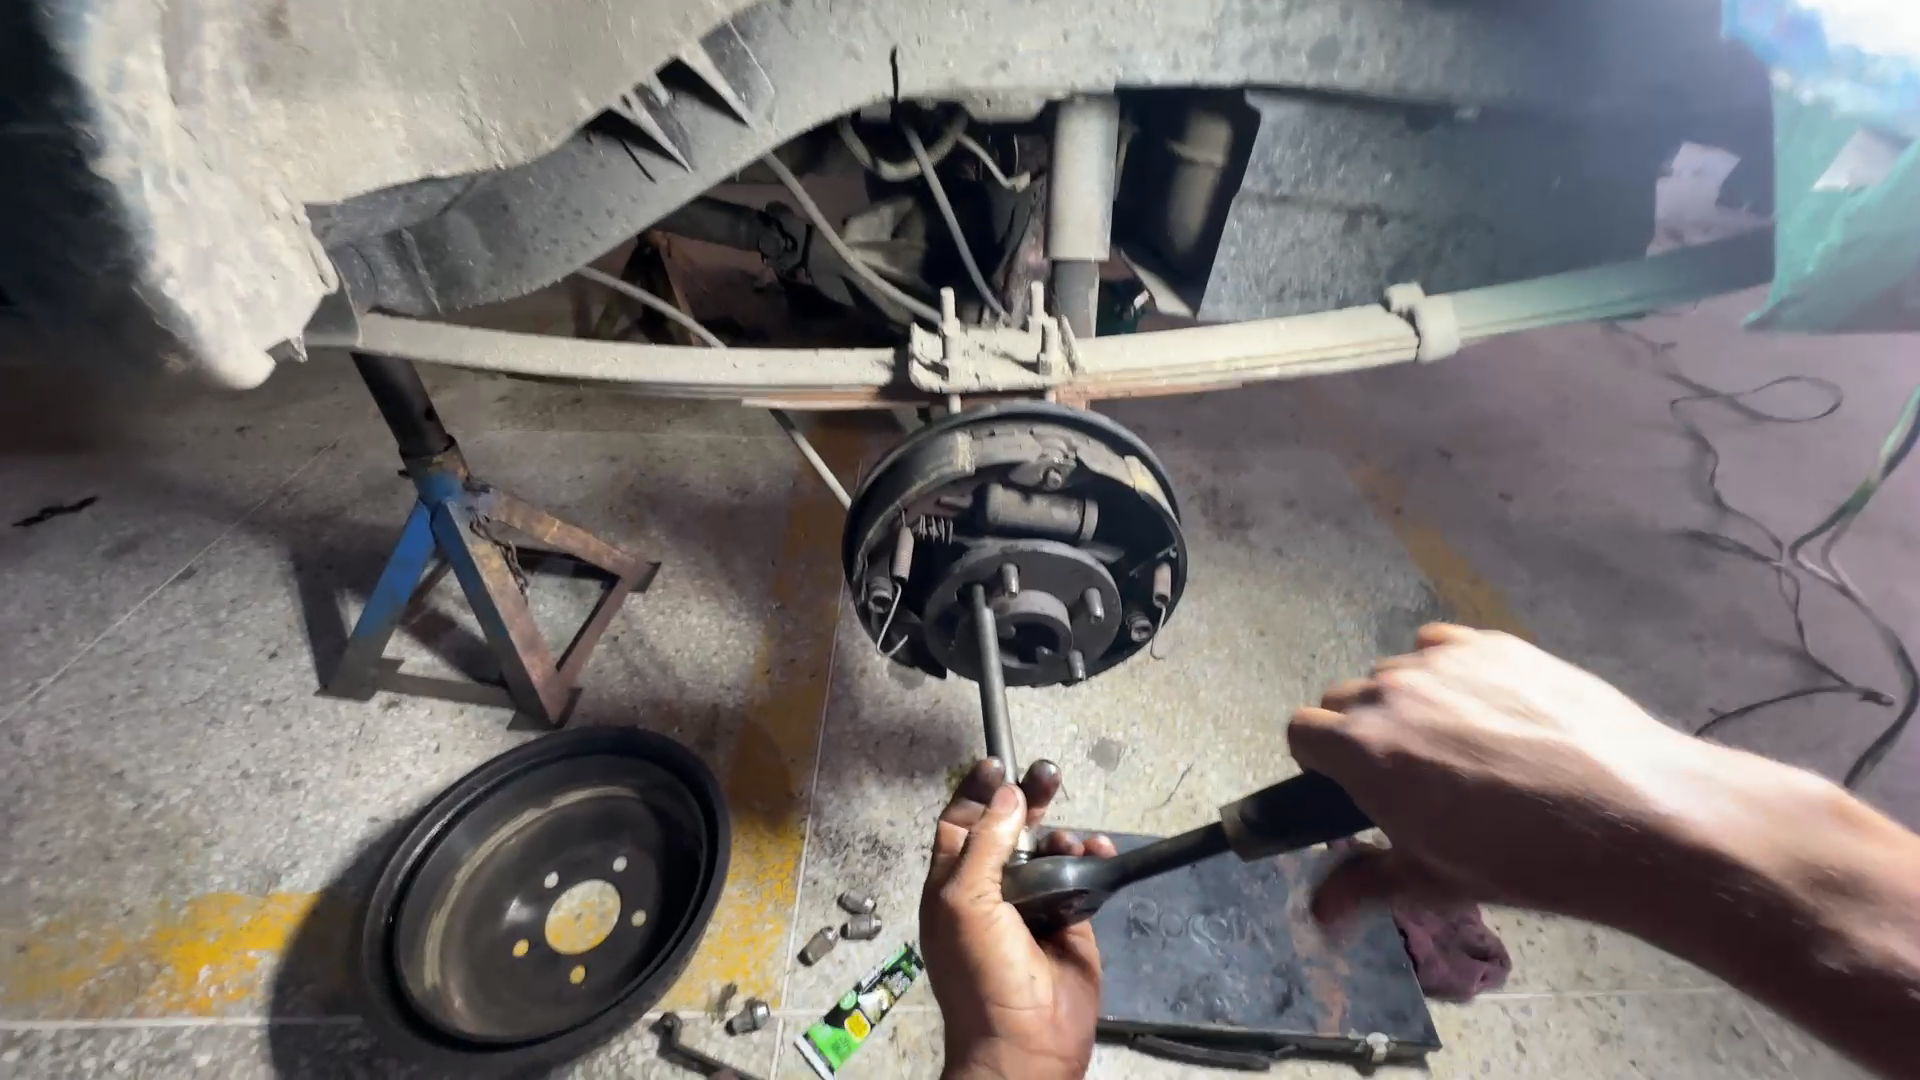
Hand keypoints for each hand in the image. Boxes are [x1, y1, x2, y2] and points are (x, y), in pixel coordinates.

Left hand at [920, 759, 1117, 1079]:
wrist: (1026, 1044)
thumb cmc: (981, 972)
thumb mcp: (965, 901)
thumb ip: (985, 842)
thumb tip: (1007, 795)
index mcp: (954, 881)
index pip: (961, 821)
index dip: (977, 791)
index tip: (998, 765)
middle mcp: (991, 886)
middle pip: (1009, 827)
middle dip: (1027, 798)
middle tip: (1048, 773)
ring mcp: (1032, 902)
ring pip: (1048, 848)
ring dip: (1060, 834)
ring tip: (1069, 838)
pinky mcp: (1070, 918)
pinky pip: (1081, 875)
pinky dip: (1090, 857)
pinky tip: (1096, 848)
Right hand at [1288, 624, 1813, 929]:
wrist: (1647, 819)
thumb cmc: (1528, 860)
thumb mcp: (1436, 881)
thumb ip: (1363, 886)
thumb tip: (1316, 917)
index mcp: (1361, 749)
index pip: (1300, 729)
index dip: (1319, 758)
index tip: (1354, 782)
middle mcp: (1386, 693)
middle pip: (1343, 699)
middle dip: (1363, 730)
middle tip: (1418, 771)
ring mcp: (1437, 662)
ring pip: (1395, 675)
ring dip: (1410, 702)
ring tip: (1470, 742)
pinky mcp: (1487, 642)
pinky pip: (1440, 647)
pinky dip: (1450, 671)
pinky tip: (1493, 706)